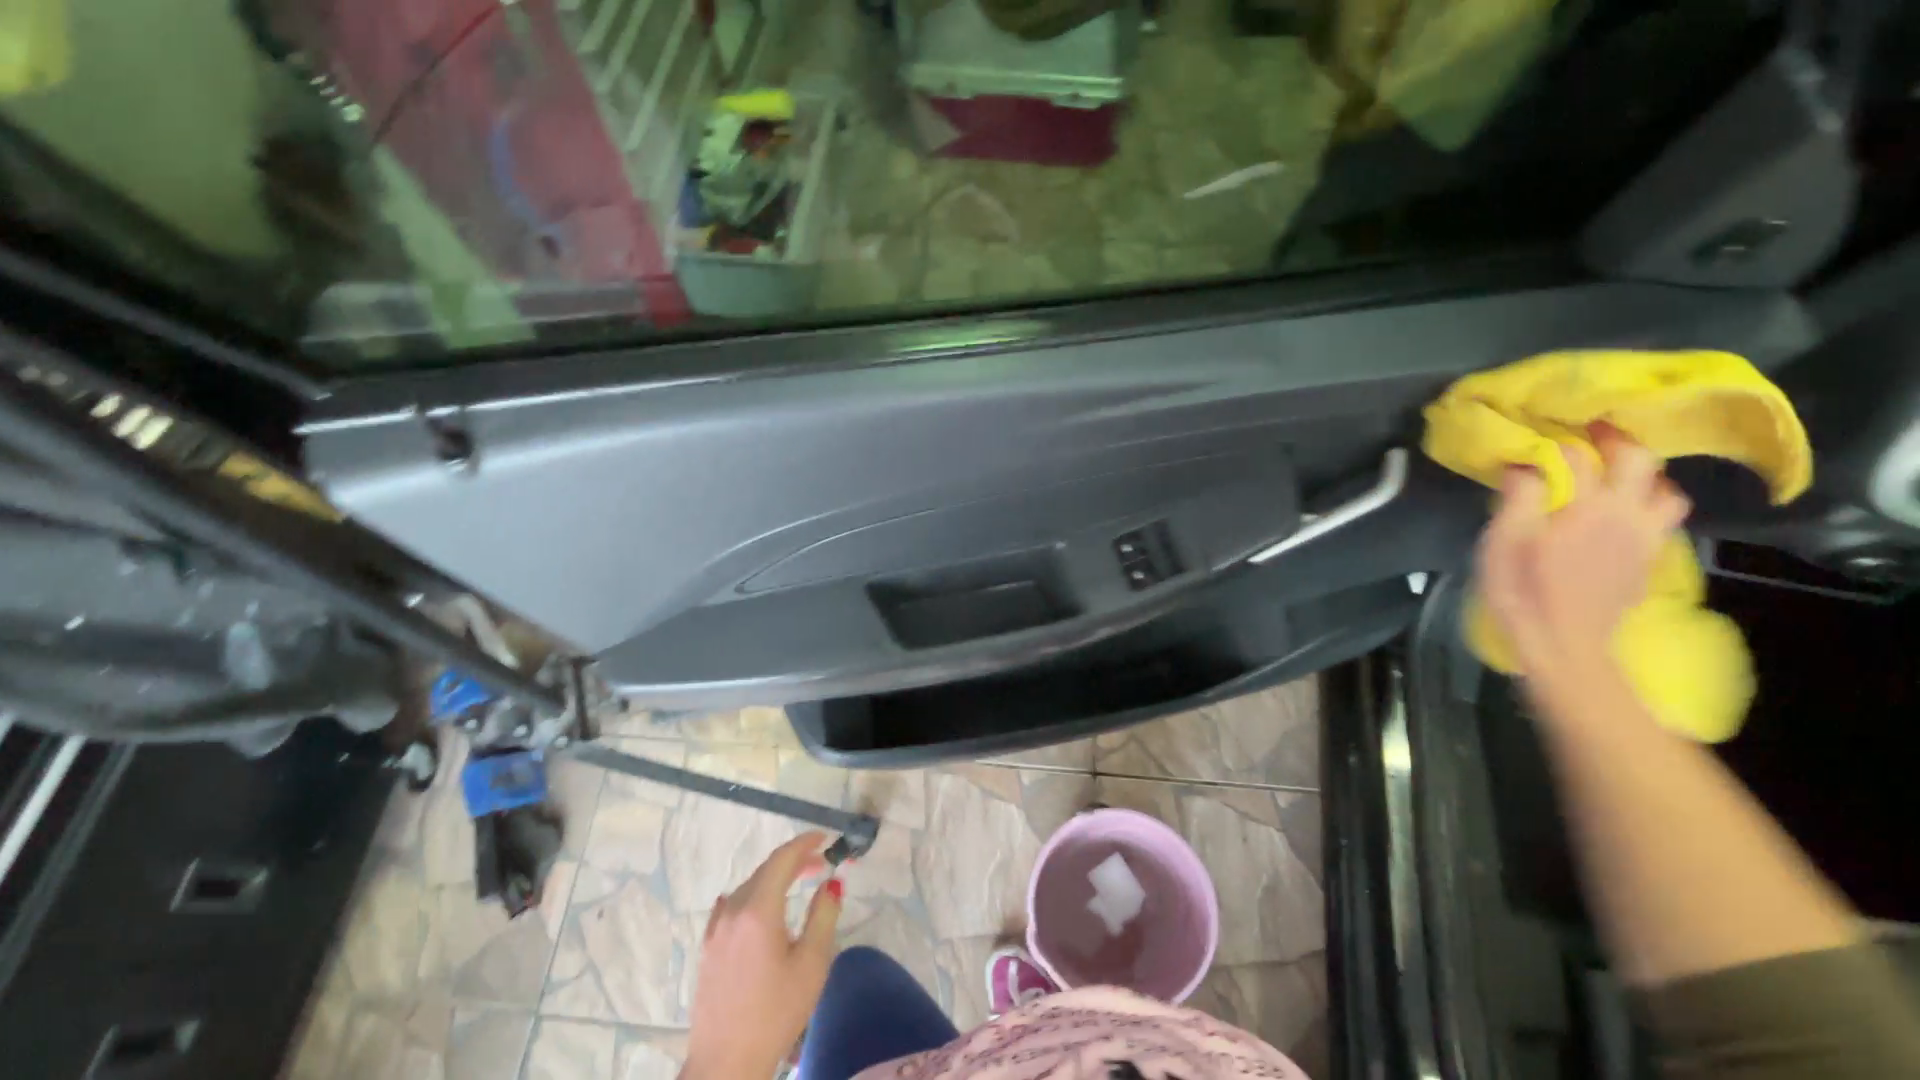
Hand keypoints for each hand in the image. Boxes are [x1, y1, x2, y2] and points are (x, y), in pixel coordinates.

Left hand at [683, 832, 842, 1079]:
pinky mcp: (708, 948)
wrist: (726, 1061)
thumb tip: (831, 882)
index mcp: (758, 910)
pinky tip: (760, 908)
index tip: (825, 838)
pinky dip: (753, 898)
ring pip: (748, 889)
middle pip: (764, 872)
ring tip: (798, 886)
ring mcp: (715, 930)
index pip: (782, 860)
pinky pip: (732, 908)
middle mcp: (732, 911)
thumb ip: (823, 915)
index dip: (804, 844)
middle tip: (821, 865)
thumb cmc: (776, 1012)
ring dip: (773, 880)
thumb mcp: (812, 964)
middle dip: (793, 862)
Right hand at [1477, 424, 1689, 698]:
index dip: (1556, 443)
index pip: (1578, 456)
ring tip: (1619, 481)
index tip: (1536, 440)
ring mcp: (1644, 539)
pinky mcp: (1648, 563)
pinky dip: (1647, 510)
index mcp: (1590, 505)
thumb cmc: (1525, 591)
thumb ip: (1518, 497)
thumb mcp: (1504, 542)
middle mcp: (1627, 513)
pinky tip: (1622, 520)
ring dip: (1647, 480)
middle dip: (1618, 442)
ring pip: (1667, 493)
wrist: (1564, 647)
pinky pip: (1662, 522)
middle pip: (1642, 461)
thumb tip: (1525, 463)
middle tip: (1593, 437)